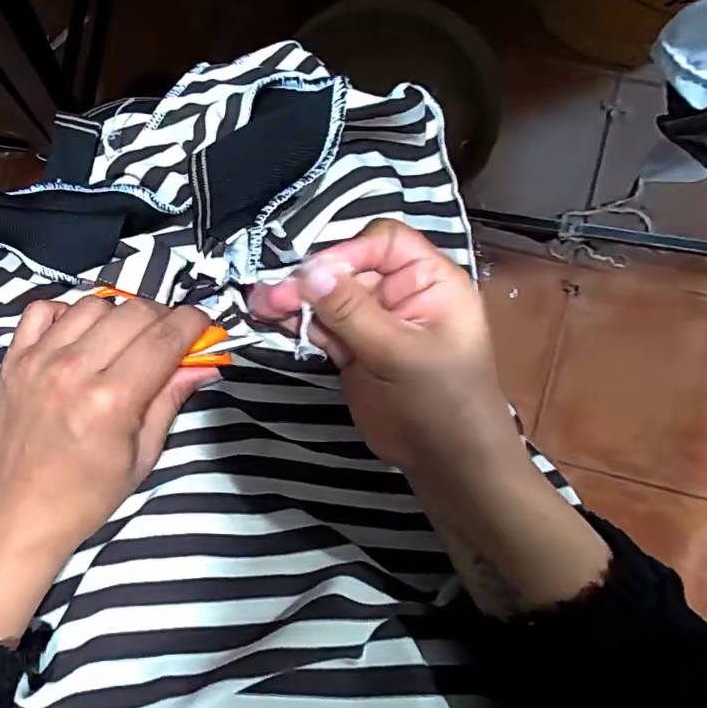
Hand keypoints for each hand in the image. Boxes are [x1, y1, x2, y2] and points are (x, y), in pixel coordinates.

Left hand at [0, 296, 217, 641]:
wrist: (24, 510)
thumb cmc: (89, 492)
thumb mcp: (144, 453)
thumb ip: (172, 397)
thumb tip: (205, 361)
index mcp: (111, 401)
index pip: (164, 337)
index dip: (193, 323)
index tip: (202, 324)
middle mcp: (73, 372)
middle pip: (134, 310)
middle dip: (162, 317)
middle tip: (168, 337)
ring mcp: (39, 361)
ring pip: (94, 303)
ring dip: (119, 315)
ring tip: (124, 340)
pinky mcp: (14, 359)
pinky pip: (43, 309)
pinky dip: (67, 313)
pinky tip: (80, 336)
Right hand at [254, 219, 609, 610]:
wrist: (447, 464)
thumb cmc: (440, 403)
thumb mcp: (398, 352)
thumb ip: (351, 310)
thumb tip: (308, 268)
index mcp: (429, 281)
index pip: (384, 243)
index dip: (347, 252)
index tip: (313, 275)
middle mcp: (401, 292)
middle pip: (348, 268)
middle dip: (309, 279)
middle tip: (271, 295)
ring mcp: (375, 320)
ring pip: (329, 296)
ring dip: (295, 299)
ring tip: (260, 305)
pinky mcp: (355, 346)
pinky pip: (322, 324)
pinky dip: (298, 322)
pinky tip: (273, 319)